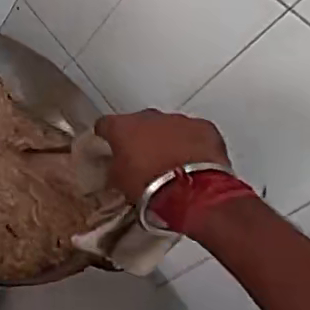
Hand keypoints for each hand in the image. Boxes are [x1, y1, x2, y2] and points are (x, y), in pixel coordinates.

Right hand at [93, 109, 230, 201]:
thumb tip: (118, 166)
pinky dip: (192, 142)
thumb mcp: (118, 181)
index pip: (105, 124)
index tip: (108, 143)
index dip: (106, 134)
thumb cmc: (147, 186)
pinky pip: (194, 131)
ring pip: (168, 125)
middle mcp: (148, 117)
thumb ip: (116, 166)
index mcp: (122, 127)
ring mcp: (178, 120)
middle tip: (143, 156)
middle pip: (139, 121)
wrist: (190, 192)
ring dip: (167, 138)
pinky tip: (193, 159)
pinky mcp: (204, 127)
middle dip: (140, 135)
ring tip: (171, 160)